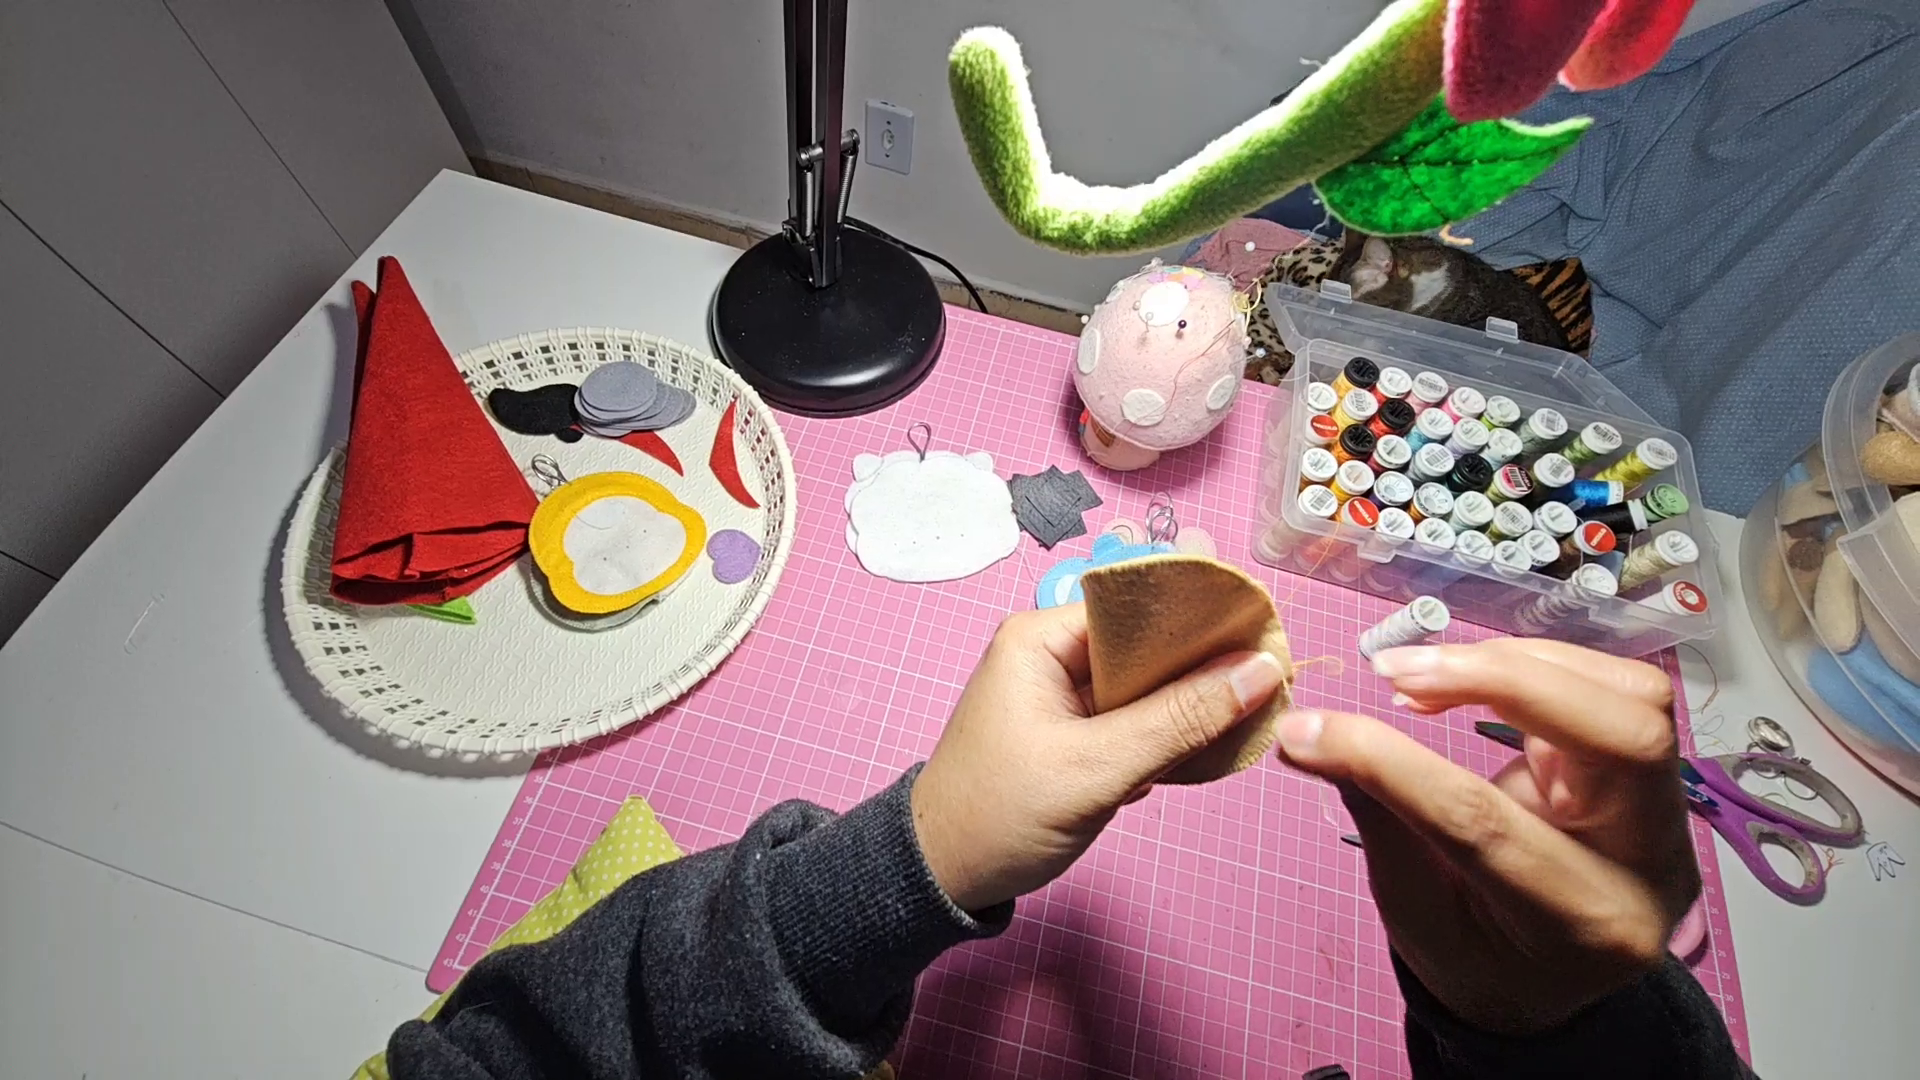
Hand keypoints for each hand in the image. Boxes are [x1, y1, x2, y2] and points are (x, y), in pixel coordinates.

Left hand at [911, 603, 1286, 910]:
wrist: (947, 874)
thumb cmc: (1002, 813)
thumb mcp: (1095, 767)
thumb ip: (1179, 719)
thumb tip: (1257, 669)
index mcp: (1041, 638)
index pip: (1133, 607)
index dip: (1196, 619)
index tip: (1261, 635)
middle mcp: (1052, 653)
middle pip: (1143, 645)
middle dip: (1199, 667)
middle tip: (1269, 682)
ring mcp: (1062, 692)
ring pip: (1143, 684)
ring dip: (1186, 706)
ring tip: (1248, 717)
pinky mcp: (1072, 728)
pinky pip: (1131, 716)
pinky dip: (1164, 733)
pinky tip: (1202, 751)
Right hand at [1272, 638, 1698, 1033]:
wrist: (1542, 979)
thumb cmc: (1469, 949)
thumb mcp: (1408, 902)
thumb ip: (1372, 810)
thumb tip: (1304, 732)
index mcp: (1580, 919)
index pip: (1483, 818)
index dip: (1385, 761)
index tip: (1303, 731)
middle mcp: (1649, 859)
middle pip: (1624, 737)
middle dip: (1496, 679)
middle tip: (1389, 672)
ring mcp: (1664, 808)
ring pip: (1628, 695)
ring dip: (1508, 662)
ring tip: (1417, 676)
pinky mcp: (1646, 768)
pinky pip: (1608, 686)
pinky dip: (1521, 662)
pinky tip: (1456, 680)